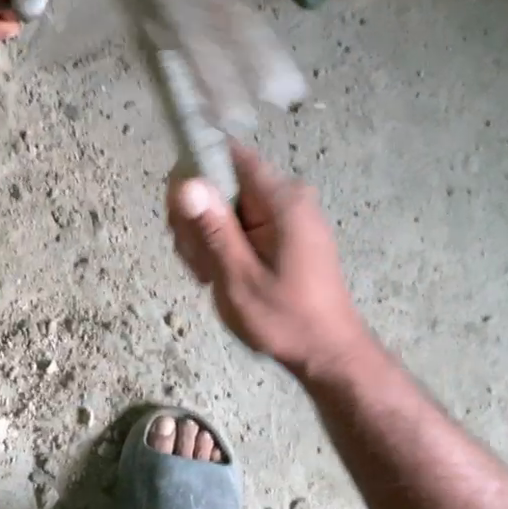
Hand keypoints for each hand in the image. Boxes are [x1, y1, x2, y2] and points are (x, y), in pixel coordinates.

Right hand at [167, 146, 372, 380]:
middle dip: (194, 216)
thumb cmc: (284, 319)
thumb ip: (212, 227)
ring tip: (209, 275)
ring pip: (221, 204)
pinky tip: (218, 274)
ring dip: (203, 236)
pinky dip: (219, 243)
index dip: (194, 172)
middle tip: (197, 262)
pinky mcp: (280, 231)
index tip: (181, 214)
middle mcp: (286, 196)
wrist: (326, 353)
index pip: (227, 154)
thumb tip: (185, 182)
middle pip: (219, 180)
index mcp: (281, 200)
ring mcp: (284, 214)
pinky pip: (236, 221)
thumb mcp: (238, 276)